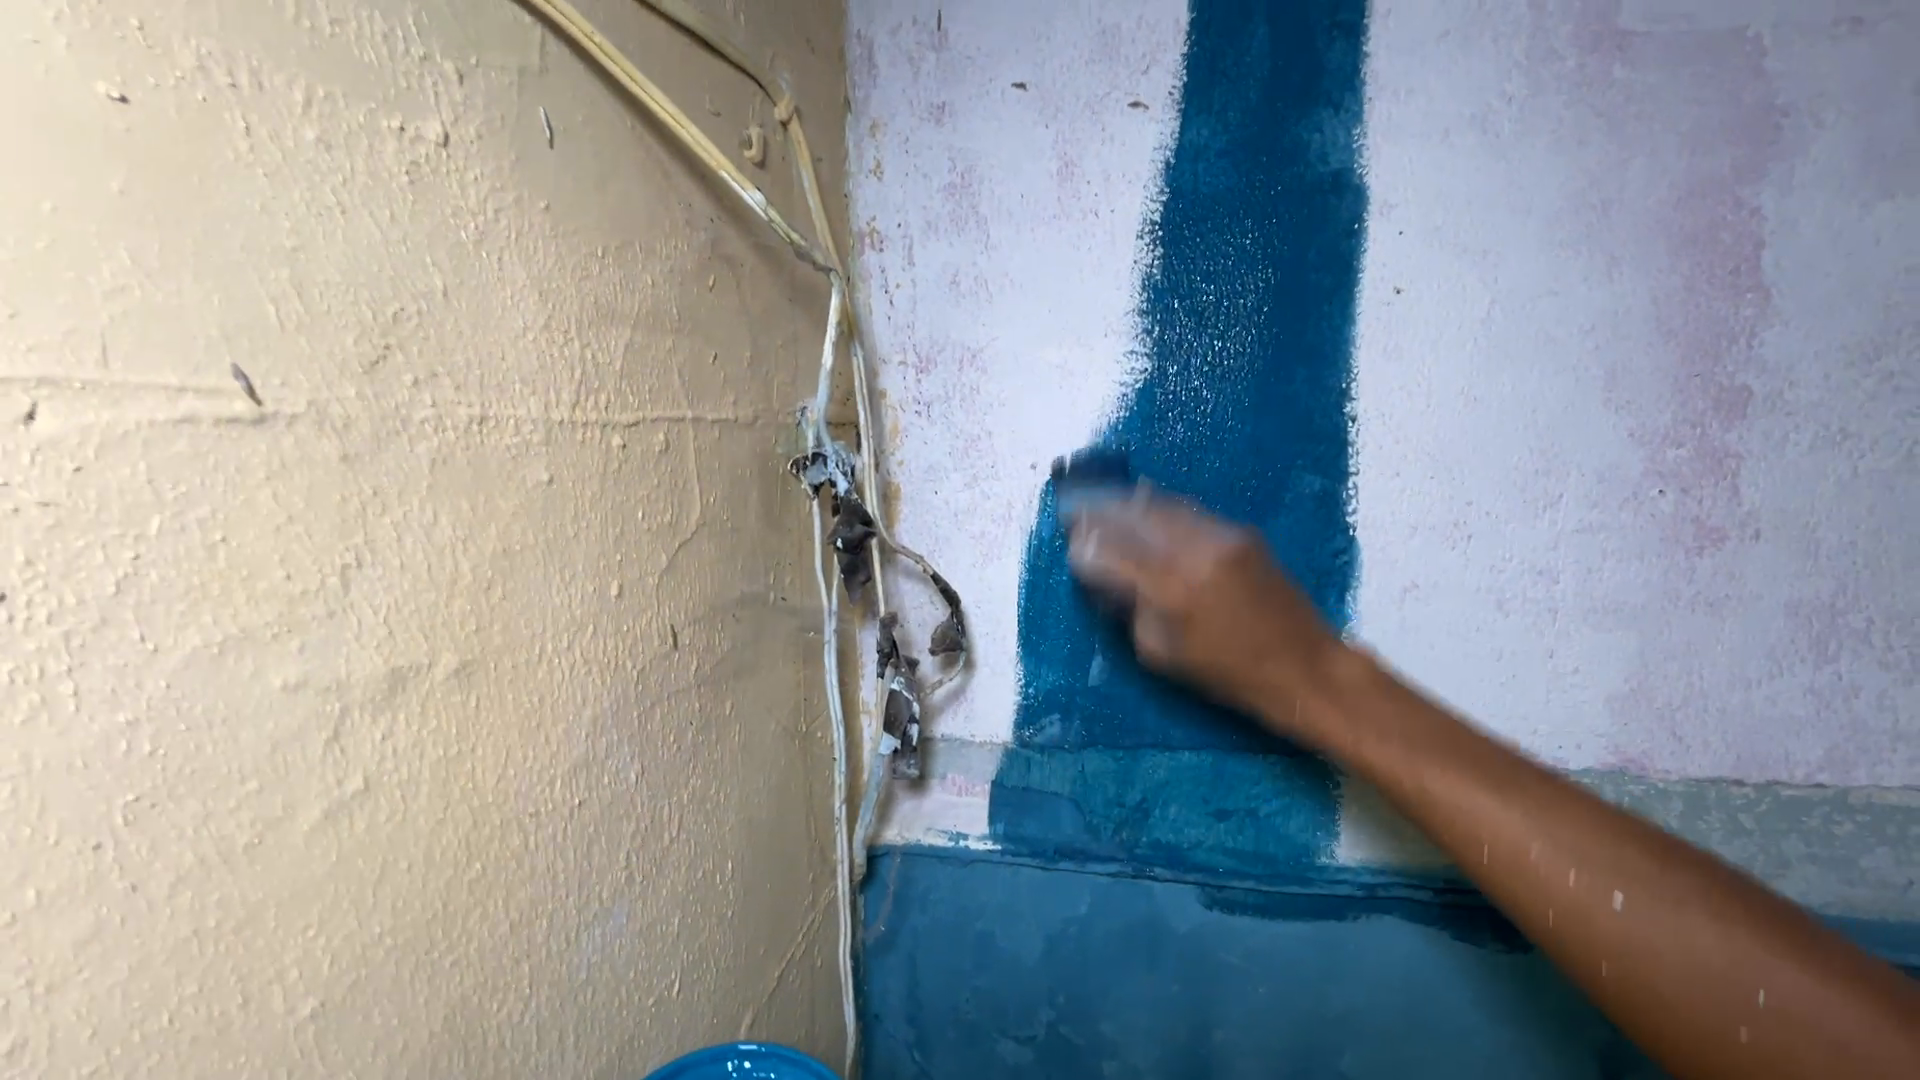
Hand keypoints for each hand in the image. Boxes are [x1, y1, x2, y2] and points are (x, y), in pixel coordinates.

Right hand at [1066, 490, 1341, 728]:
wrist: (1304, 664)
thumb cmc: (1228, 673)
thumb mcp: (1161, 653)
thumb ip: (1129, 608)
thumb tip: (1105, 577)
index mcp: (1170, 586)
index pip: (1111, 550)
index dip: (1084, 543)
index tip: (1068, 539)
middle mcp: (1193, 548)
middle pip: (1133, 515)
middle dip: (1100, 512)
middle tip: (1076, 512)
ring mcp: (1221, 534)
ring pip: (1161, 505)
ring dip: (1129, 505)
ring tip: (1105, 505)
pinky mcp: (1240, 531)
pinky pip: (1188, 511)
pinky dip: (1160, 510)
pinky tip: (1146, 512)